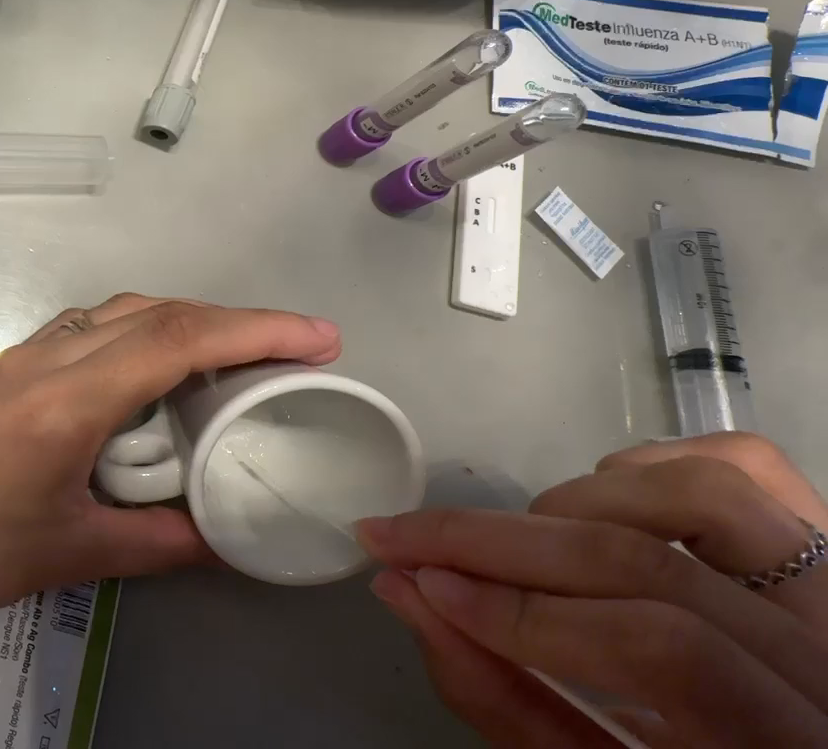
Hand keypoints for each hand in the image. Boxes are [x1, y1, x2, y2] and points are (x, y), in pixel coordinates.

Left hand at [0, 294, 340, 631]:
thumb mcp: (71, 553)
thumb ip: (159, 541)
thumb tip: (226, 535)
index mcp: (65, 397)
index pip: (175, 339)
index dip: (254, 329)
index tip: (319, 338)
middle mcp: (41, 361)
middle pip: (148, 313)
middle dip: (226, 321)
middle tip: (290, 352)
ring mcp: (16, 363)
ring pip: (111, 317)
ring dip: (176, 325)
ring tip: (232, 363)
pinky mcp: (1, 378)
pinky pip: (81, 337)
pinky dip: (132, 341)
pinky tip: (151, 382)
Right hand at [359, 433, 827, 747]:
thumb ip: (501, 694)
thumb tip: (401, 588)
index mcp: (792, 744)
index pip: (659, 647)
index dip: (521, 610)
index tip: (417, 583)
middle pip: (646, 560)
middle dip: (493, 541)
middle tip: (400, 536)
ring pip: (701, 493)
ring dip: (570, 502)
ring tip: (518, 540)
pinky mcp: (822, 543)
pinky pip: (747, 466)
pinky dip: (647, 465)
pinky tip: (597, 501)